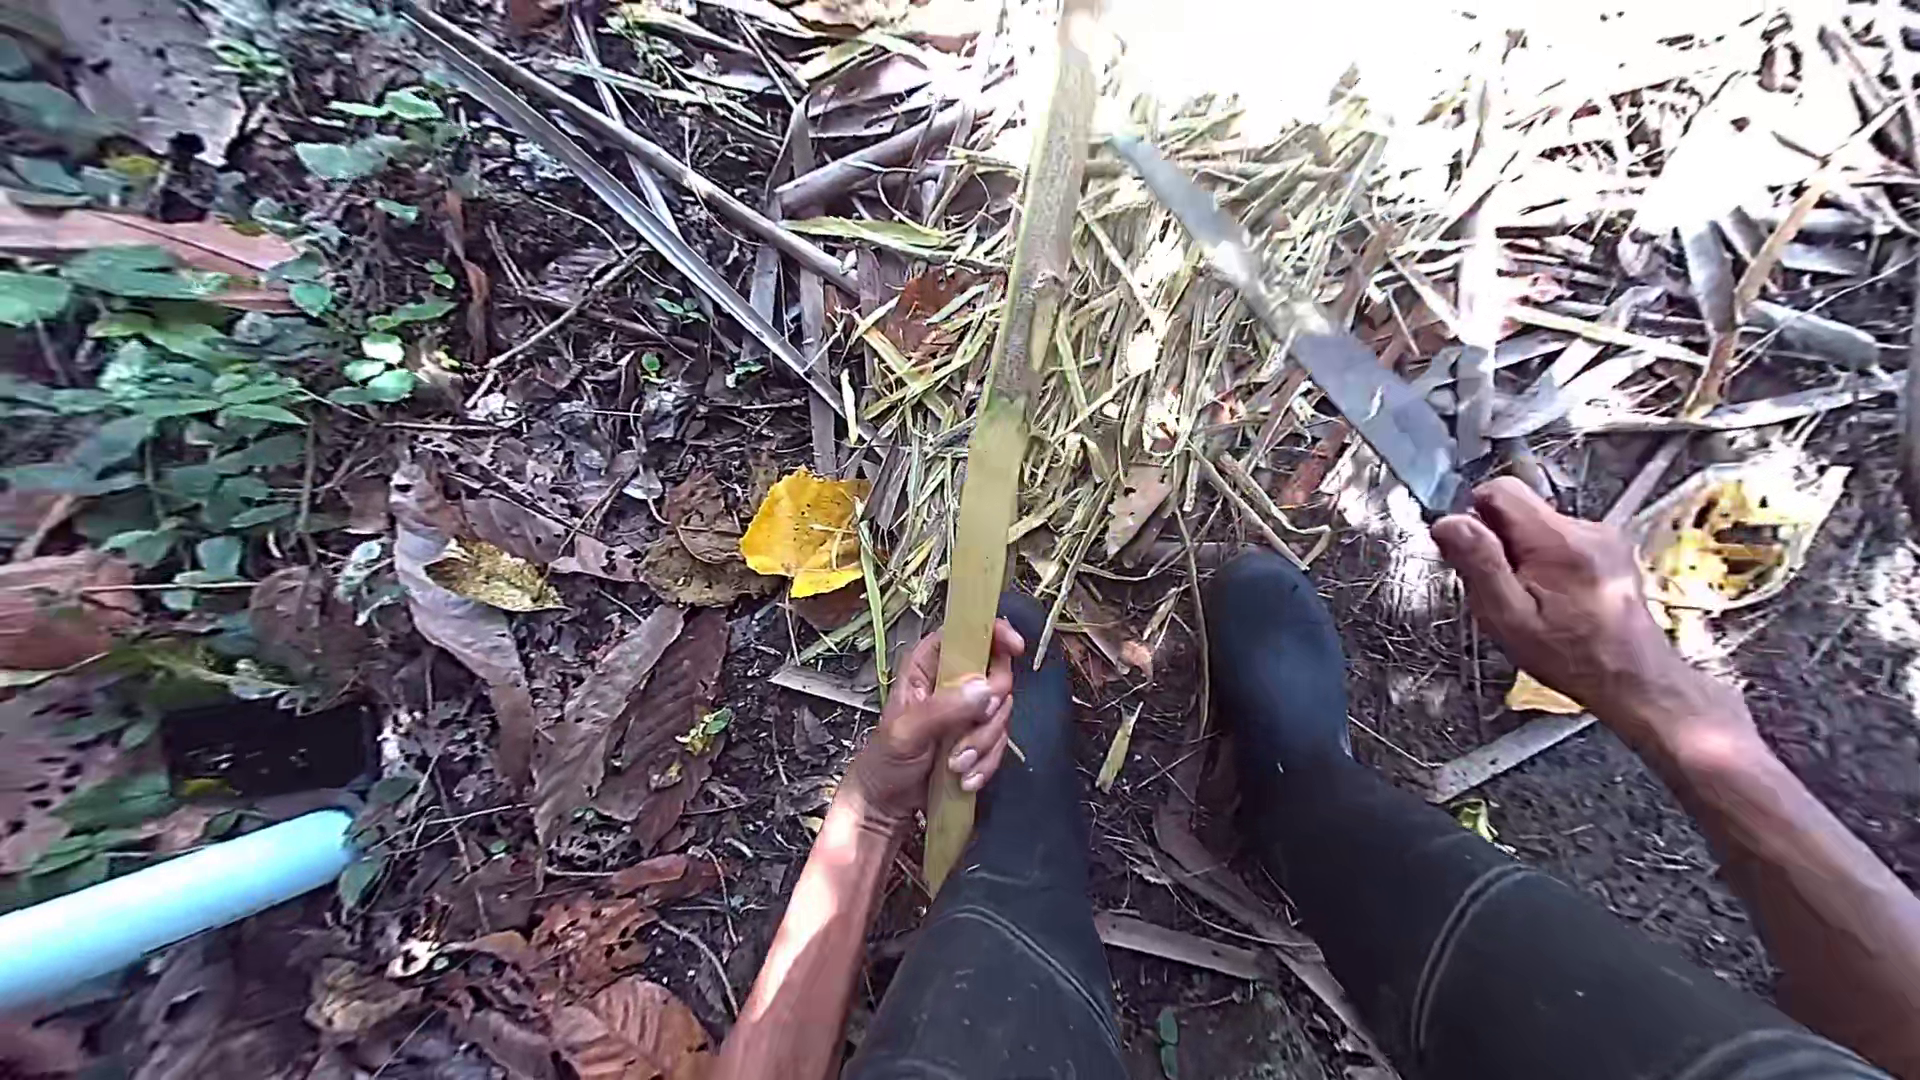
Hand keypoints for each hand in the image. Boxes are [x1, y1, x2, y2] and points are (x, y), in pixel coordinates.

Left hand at [838, 620, 1023, 835]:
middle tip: (970, 730)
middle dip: (989, 710)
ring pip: (1002, 712)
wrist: (889, 805)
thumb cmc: (886, 759)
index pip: (966, 633)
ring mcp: (969, 710)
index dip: (993, 632)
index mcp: (929, 665)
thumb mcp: (907, 731)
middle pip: (996, 674)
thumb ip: (945, 708)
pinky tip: (964, 778)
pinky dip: (986, 763)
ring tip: (955, 764)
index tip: (1015, 647)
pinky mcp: (980, 737)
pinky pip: (1001, 743)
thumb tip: (986, 688)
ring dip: (982, 744)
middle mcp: (953, 682)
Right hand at [1431, 478, 1749, 751]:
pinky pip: (1549, 537)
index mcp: (1558, 542)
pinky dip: (1534, 559)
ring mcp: (1601, 538)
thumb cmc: (1567, 654)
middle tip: (1495, 584)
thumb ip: (1477, 562)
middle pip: (1513, 508)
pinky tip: (1543, 593)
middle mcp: (1586, 529)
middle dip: (1491, 540)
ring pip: (1529, 524)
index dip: (1472, 517)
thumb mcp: (1506, 614)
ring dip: (1512, 553)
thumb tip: (1447, 521)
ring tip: (1521, 594)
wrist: (1634, 680)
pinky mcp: (1605, 549)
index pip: (1499, 491)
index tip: (1470, 553)